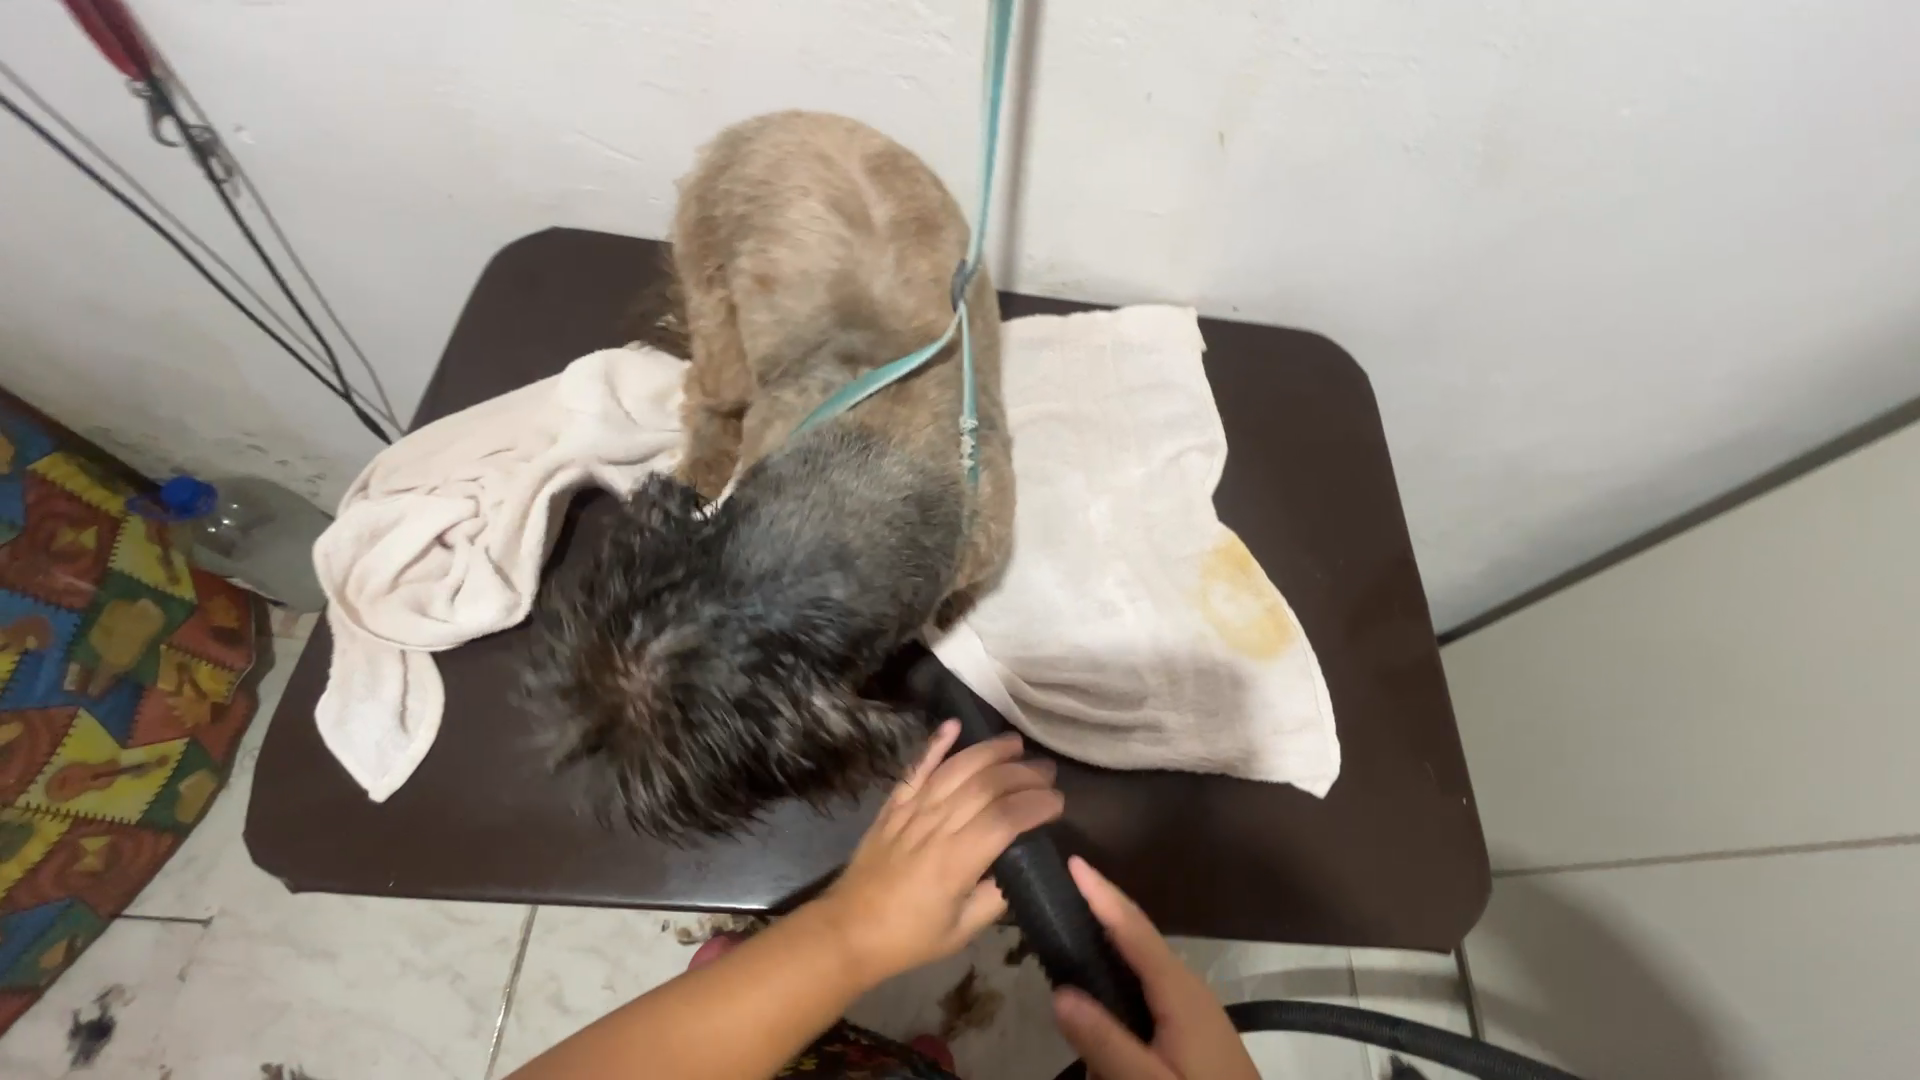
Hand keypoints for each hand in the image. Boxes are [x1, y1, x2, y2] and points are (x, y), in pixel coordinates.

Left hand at [817, 720, 1064, 987]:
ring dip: (989, 751)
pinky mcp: (894, 804)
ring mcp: (912, 810)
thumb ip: (996, 898)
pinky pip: (916, 767)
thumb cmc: (909, 937)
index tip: (1058, 802)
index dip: (1036, 805)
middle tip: (1047, 772)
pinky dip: (935, 743)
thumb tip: (1021, 868)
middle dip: (1023, 773)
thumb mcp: (962, 931)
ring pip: (956, 769)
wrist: (848, 930)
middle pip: (986, 785)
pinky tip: (954, 724)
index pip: (1006, 819)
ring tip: (1016, 743)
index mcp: (956, 862)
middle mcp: (935, 826)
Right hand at [1052, 857, 1258, 1079]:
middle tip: (1059, 890)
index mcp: (1180, 992)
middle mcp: (1189, 989)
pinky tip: (1102, 990)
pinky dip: (1121, 975)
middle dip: (1102, 907)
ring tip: (1071, 925)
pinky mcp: (1194, 1032)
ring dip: (1111, 940)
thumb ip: (1106, 1043)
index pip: (1133, 928)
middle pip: (1138, 935)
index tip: (1072, 860)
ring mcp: (1195, 1010)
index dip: (1101, 893)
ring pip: (1143, 963)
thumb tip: (1059, 992)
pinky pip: (1149, 988)